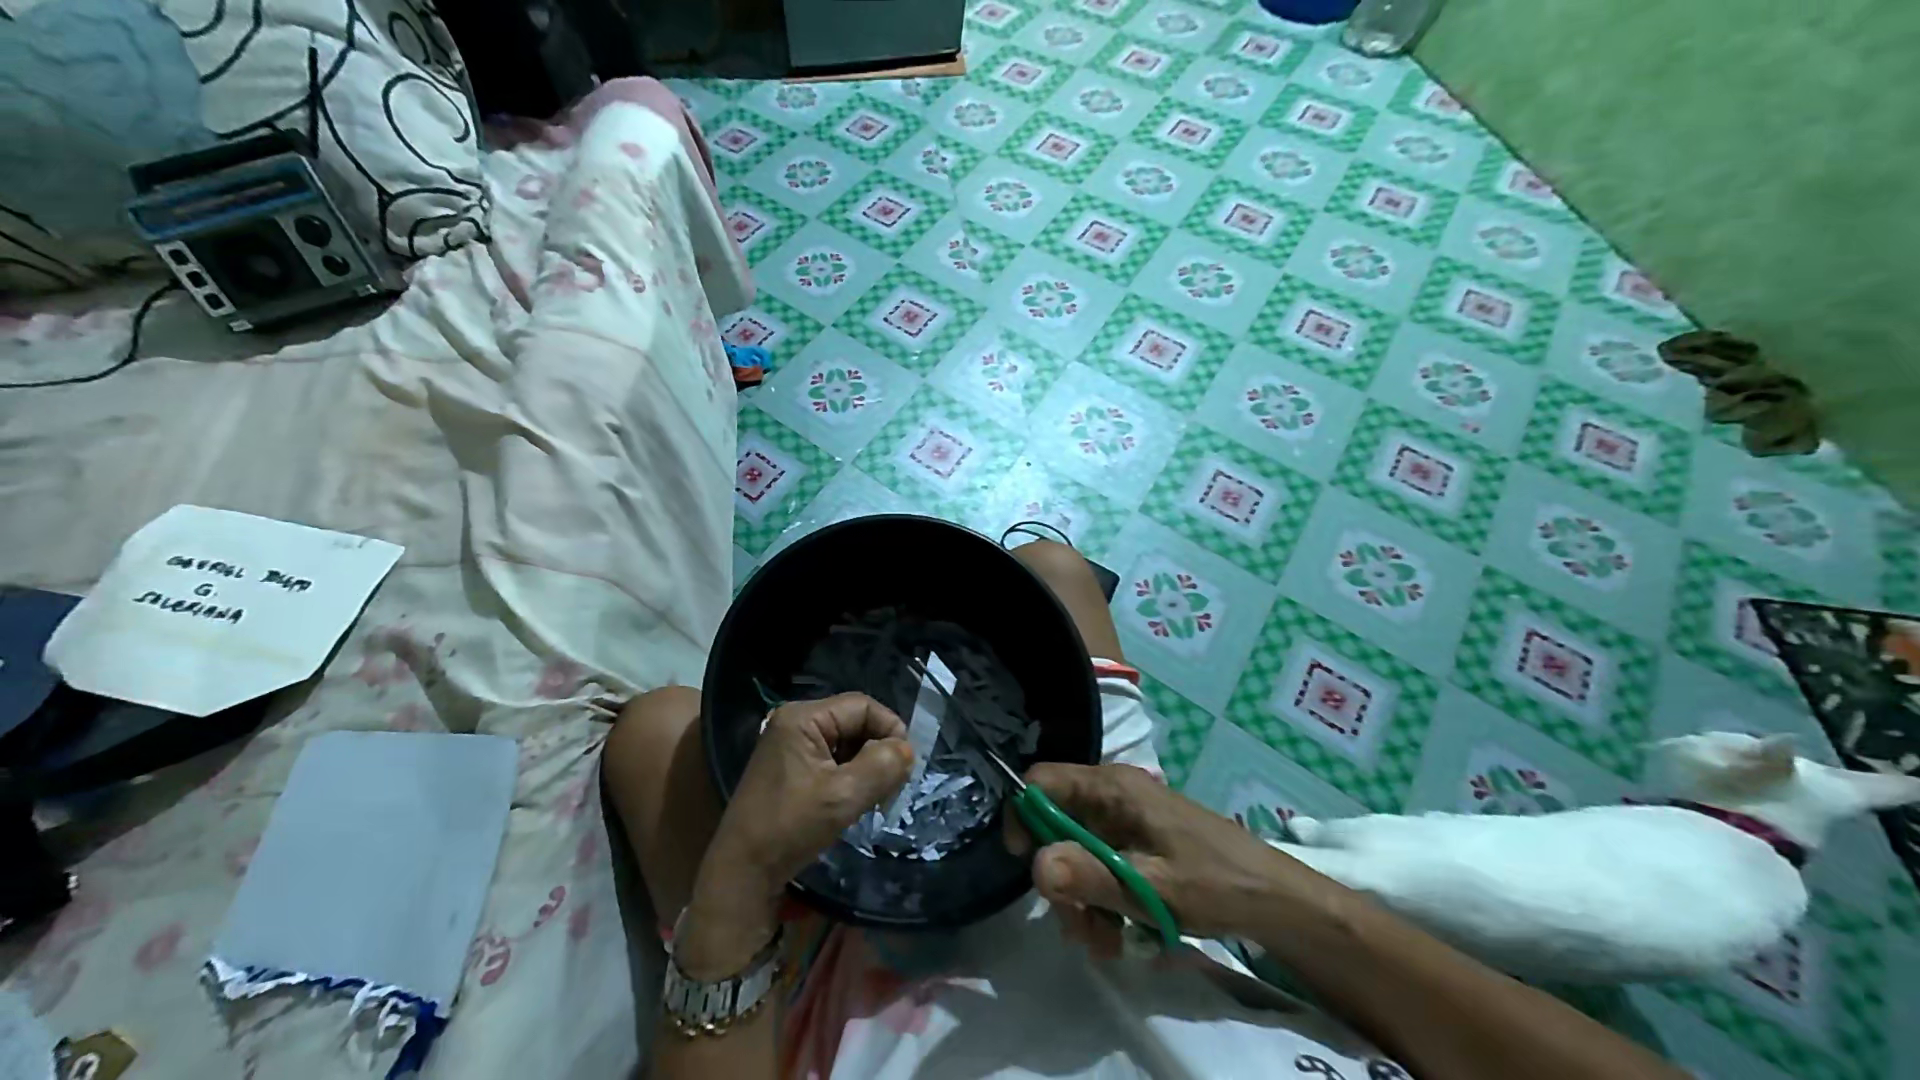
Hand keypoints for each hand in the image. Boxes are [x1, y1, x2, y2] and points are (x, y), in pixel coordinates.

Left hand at [703, 693, 913, 900]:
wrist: (742, 872)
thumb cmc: (790, 827)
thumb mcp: (843, 796)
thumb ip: (882, 766)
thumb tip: (906, 750)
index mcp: (803, 718)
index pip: (863, 706)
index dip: (890, 729)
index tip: (904, 766)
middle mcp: (795, 721)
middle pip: (854, 721)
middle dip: (879, 749)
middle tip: (893, 784)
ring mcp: (790, 744)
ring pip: (846, 741)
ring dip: (866, 765)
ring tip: (875, 795)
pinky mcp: (791, 766)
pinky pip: (832, 757)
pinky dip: (850, 774)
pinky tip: (854, 799)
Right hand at [1005, 763, 1311, 951]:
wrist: (1275, 899)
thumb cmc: (1214, 883)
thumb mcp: (1150, 887)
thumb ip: (1090, 876)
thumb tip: (1033, 865)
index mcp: (1112, 788)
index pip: (1041, 781)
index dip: (1023, 817)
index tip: (1026, 865)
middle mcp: (1113, 795)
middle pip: (1056, 824)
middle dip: (1060, 878)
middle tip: (1079, 928)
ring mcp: (1126, 819)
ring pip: (1076, 851)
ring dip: (1082, 899)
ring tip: (1106, 943)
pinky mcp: (1138, 842)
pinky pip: (1101, 863)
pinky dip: (1102, 898)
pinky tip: (1120, 933)